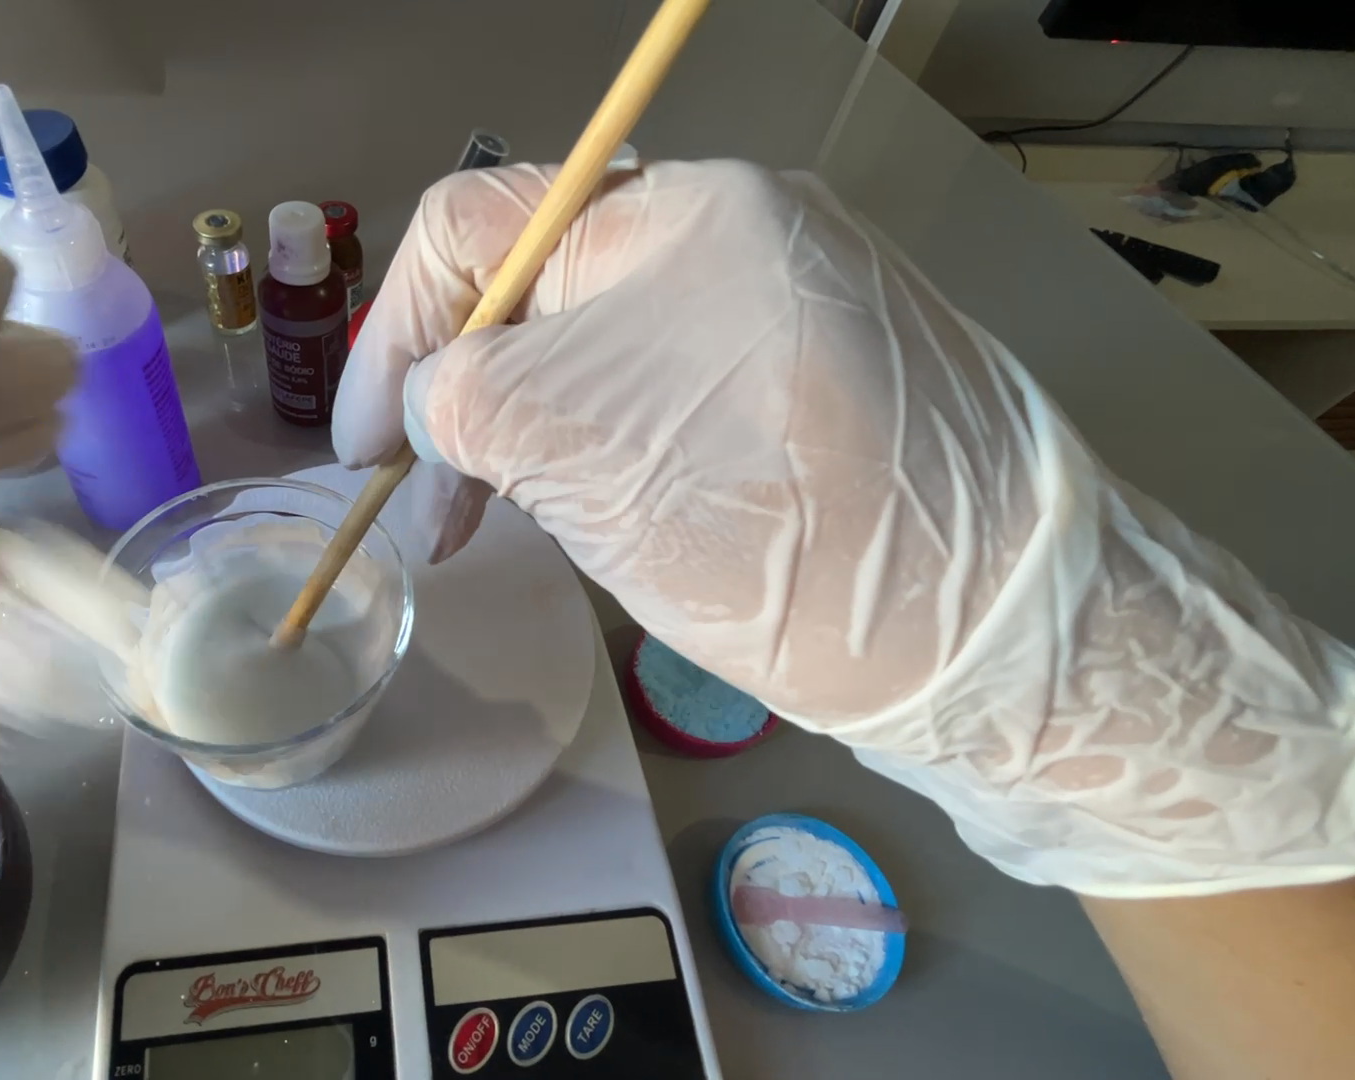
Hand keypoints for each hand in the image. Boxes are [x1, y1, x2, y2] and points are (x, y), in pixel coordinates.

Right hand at [337, 160, 1354, 896]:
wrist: (992, 641)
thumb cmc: (775, 524)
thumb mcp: (575, 442)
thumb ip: (461, 395)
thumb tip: (426, 405)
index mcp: (673, 218)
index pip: (473, 230)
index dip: (390, 334)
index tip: (362, 452)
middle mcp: (717, 246)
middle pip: (524, 299)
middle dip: (451, 400)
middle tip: (419, 503)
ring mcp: (751, 322)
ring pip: (576, 363)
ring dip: (513, 439)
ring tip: (483, 524)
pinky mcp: (772, 398)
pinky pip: (634, 406)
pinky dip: (578, 456)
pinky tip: (570, 512)